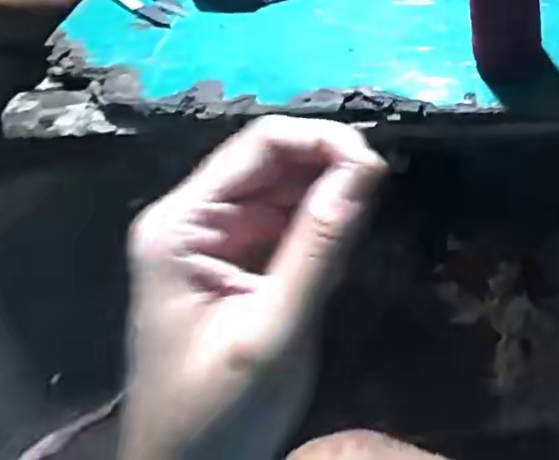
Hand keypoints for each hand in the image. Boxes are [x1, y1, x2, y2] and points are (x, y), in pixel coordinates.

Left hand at [119, 117, 386, 459]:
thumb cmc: (216, 418)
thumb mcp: (273, 333)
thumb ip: (319, 247)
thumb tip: (365, 166)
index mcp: (181, 223)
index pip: (260, 143)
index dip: (321, 139)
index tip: (373, 163)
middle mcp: (195, 213)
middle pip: (275, 156)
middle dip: (330, 167)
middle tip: (377, 193)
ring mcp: (216, 232)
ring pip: (288, 182)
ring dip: (330, 197)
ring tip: (353, 239)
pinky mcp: (239, 252)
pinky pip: (290, 214)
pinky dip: (323, 224)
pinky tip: (337, 256)